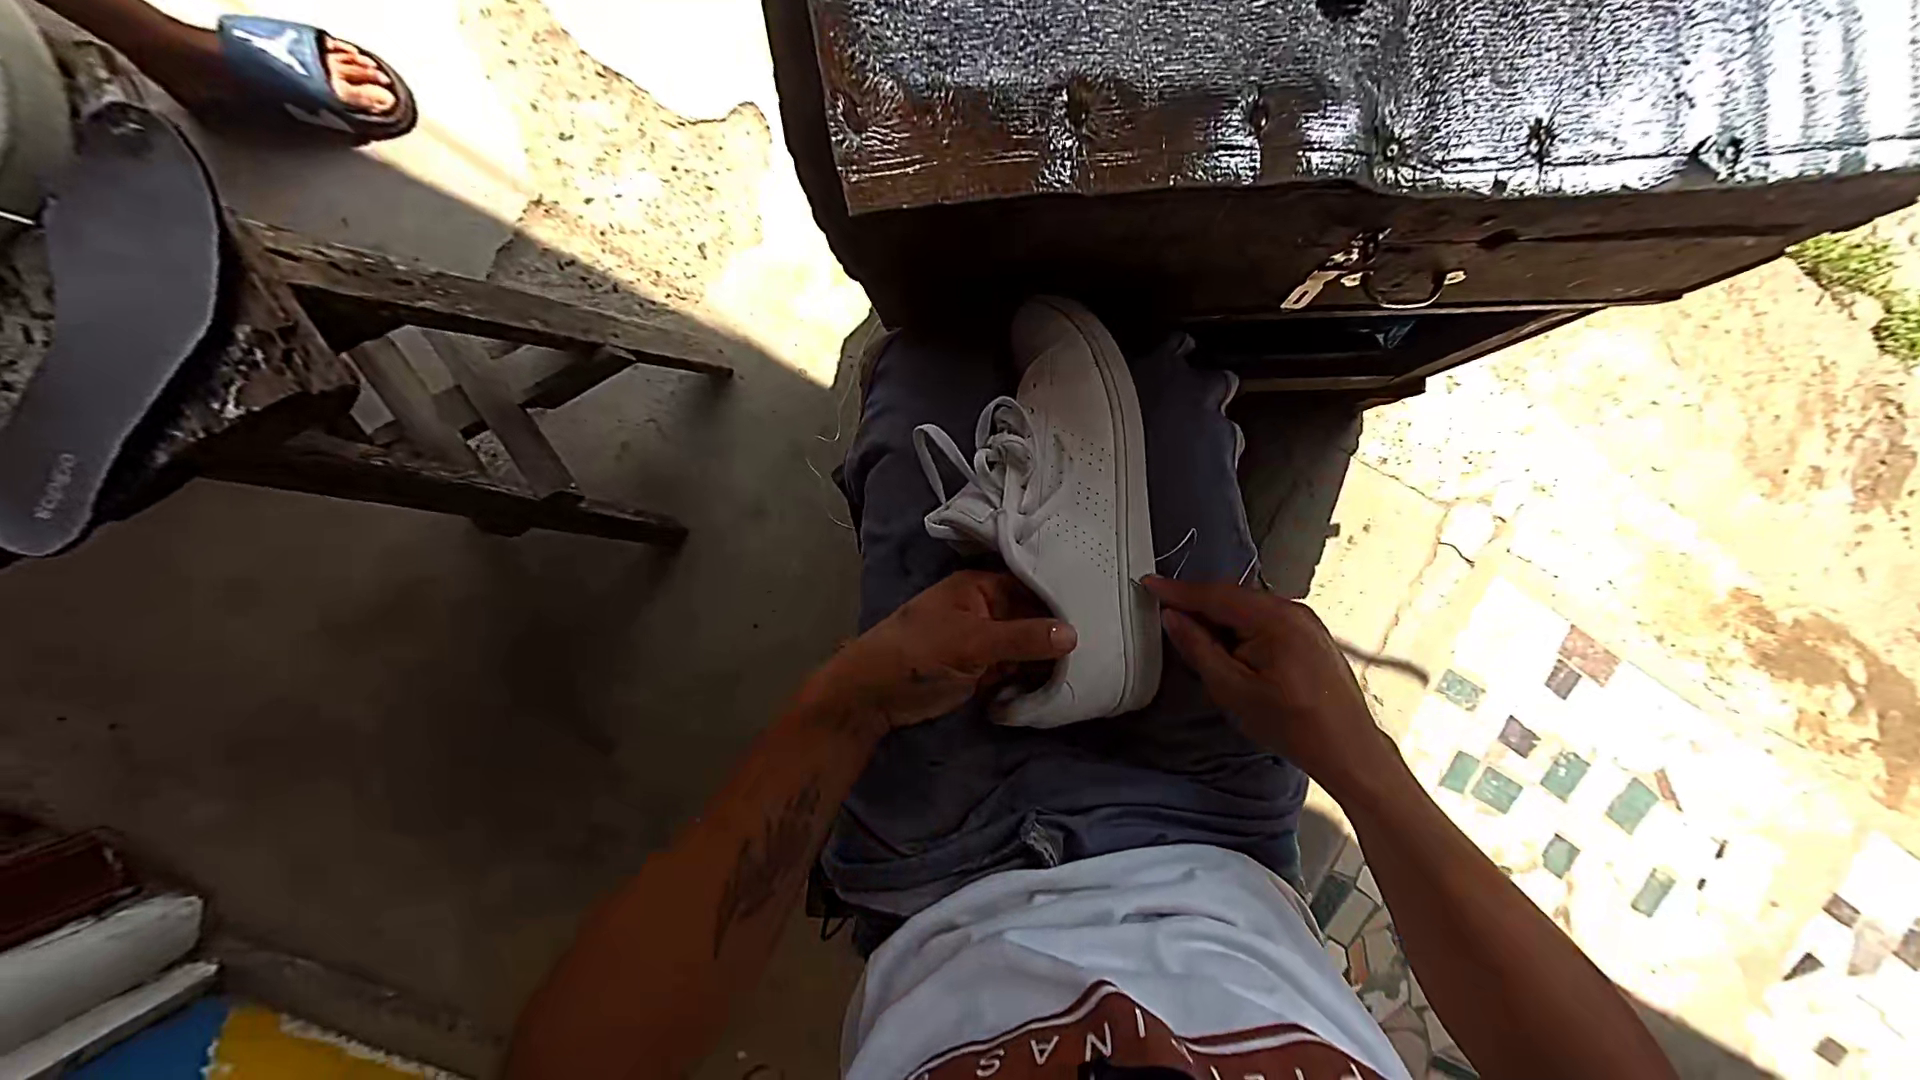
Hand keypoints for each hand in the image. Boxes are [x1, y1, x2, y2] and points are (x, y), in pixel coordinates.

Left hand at [808, 570, 1076, 735]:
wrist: (873, 696)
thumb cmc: (918, 654)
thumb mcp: (972, 642)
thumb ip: (1022, 638)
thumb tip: (1073, 633)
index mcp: (980, 588)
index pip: (1031, 588)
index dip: (1060, 601)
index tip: (1098, 616)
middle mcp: (985, 610)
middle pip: (1031, 619)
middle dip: (1056, 636)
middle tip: (1098, 651)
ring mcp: (983, 641)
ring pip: (1026, 647)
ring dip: (1045, 661)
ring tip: (1083, 671)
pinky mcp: (981, 669)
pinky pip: (1014, 670)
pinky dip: (1029, 678)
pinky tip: (1055, 686)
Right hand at [1144, 576, 1396, 798]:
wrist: (1349, 750)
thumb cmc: (1290, 724)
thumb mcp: (1231, 689)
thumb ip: (1198, 647)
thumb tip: (1172, 616)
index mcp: (1274, 619)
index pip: (1214, 595)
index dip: (1177, 590)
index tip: (1148, 584)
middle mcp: (1293, 610)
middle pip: (1232, 596)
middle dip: (1196, 602)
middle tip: (1164, 609)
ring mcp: (1305, 620)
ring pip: (1247, 606)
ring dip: (1217, 614)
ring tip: (1191, 629)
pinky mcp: (1309, 633)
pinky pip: (1263, 616)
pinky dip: (1238, 623)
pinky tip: (1226, 641)